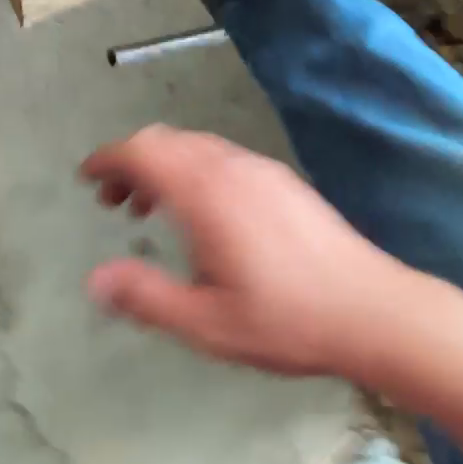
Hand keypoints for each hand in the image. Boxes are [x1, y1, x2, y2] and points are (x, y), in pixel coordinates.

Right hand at [82, 125, 423, 380]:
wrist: (374, 311)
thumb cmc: (287, 320)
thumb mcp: (207, 323)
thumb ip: (146, 297)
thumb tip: (95, 279)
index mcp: (205, 193)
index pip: (142, 151)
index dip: (107, 159)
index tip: (87, 177)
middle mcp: (229, 167)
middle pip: (164, 140)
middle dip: (130, 161)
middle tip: (113, 200)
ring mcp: (258, 169)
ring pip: (193, 146)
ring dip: (161, 165)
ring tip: (149, 208)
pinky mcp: (280, 180)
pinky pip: (220, 156)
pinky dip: (191, 168)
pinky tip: (200, 212)